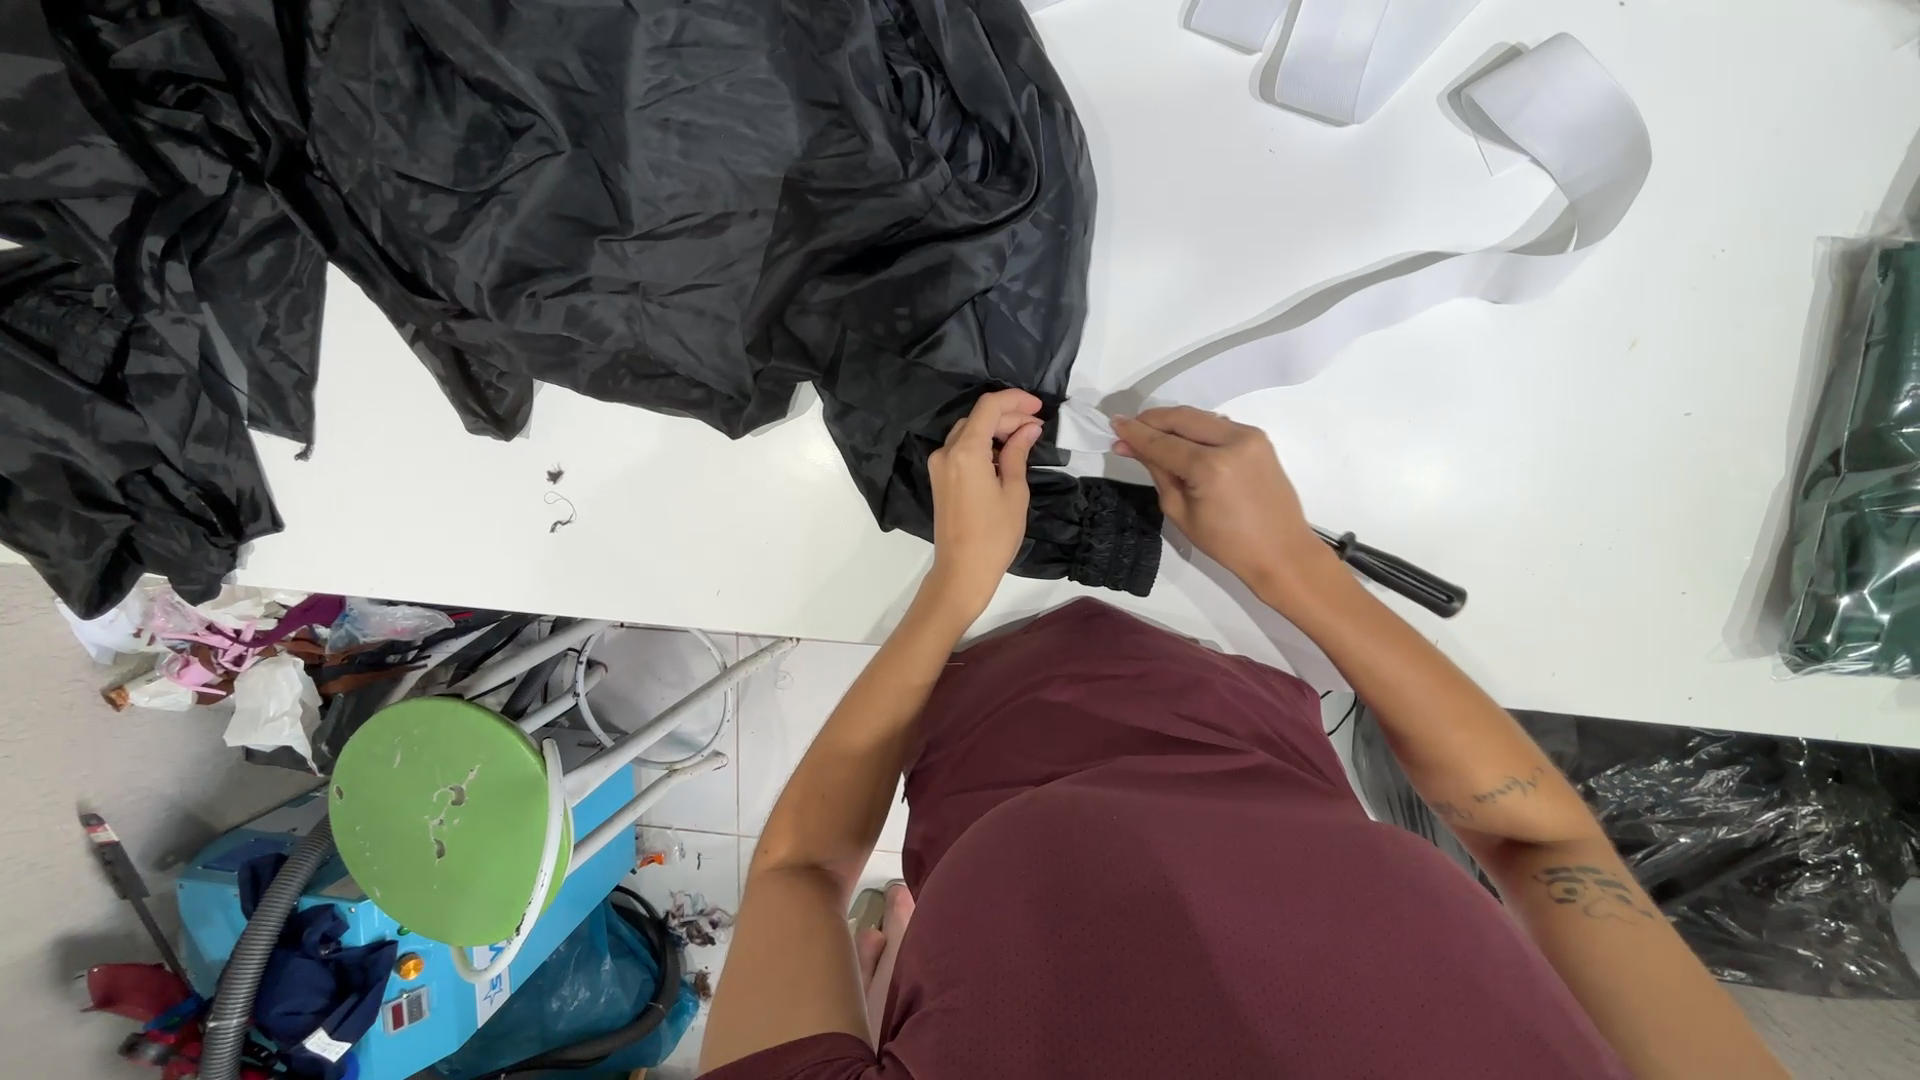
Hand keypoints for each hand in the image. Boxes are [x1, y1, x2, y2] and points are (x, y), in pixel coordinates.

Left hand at [921, 389, 1044, 619]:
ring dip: (995, 429)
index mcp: (966, 451)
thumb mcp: (1014, 491)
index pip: (989, 407)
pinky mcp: (940, 478)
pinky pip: (961, 448)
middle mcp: (946, 452)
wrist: (962, 571)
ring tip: (1025, 438)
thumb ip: (1018, 453)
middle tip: (1037, 428)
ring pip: (968, 431)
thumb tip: (1028, 429)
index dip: (1015, 401)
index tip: (1038, 407)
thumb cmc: (994, 536)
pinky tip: (1005, 454)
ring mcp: (939, 465)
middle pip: (978, 418)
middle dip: (1008, 416)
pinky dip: (983, 444)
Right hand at [1112, 407, 1327, 595]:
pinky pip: (1217, 425)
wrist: (1281, 551)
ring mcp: (1250, 436)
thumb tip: (1131, 447)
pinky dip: (1195, 428)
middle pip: (1181, 418)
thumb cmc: (1226, 543)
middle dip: (1152, 420)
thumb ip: (1157, 471)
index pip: (1162, 442)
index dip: (1135, 433)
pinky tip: (1180, 439)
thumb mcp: (1180, 511)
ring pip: (1200, 417)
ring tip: (1150, 433)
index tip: (1114, 424)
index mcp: (1210, 467)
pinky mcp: (1259, 439)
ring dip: (1173, 421)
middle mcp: (1232, 441)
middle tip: (1128, 427)